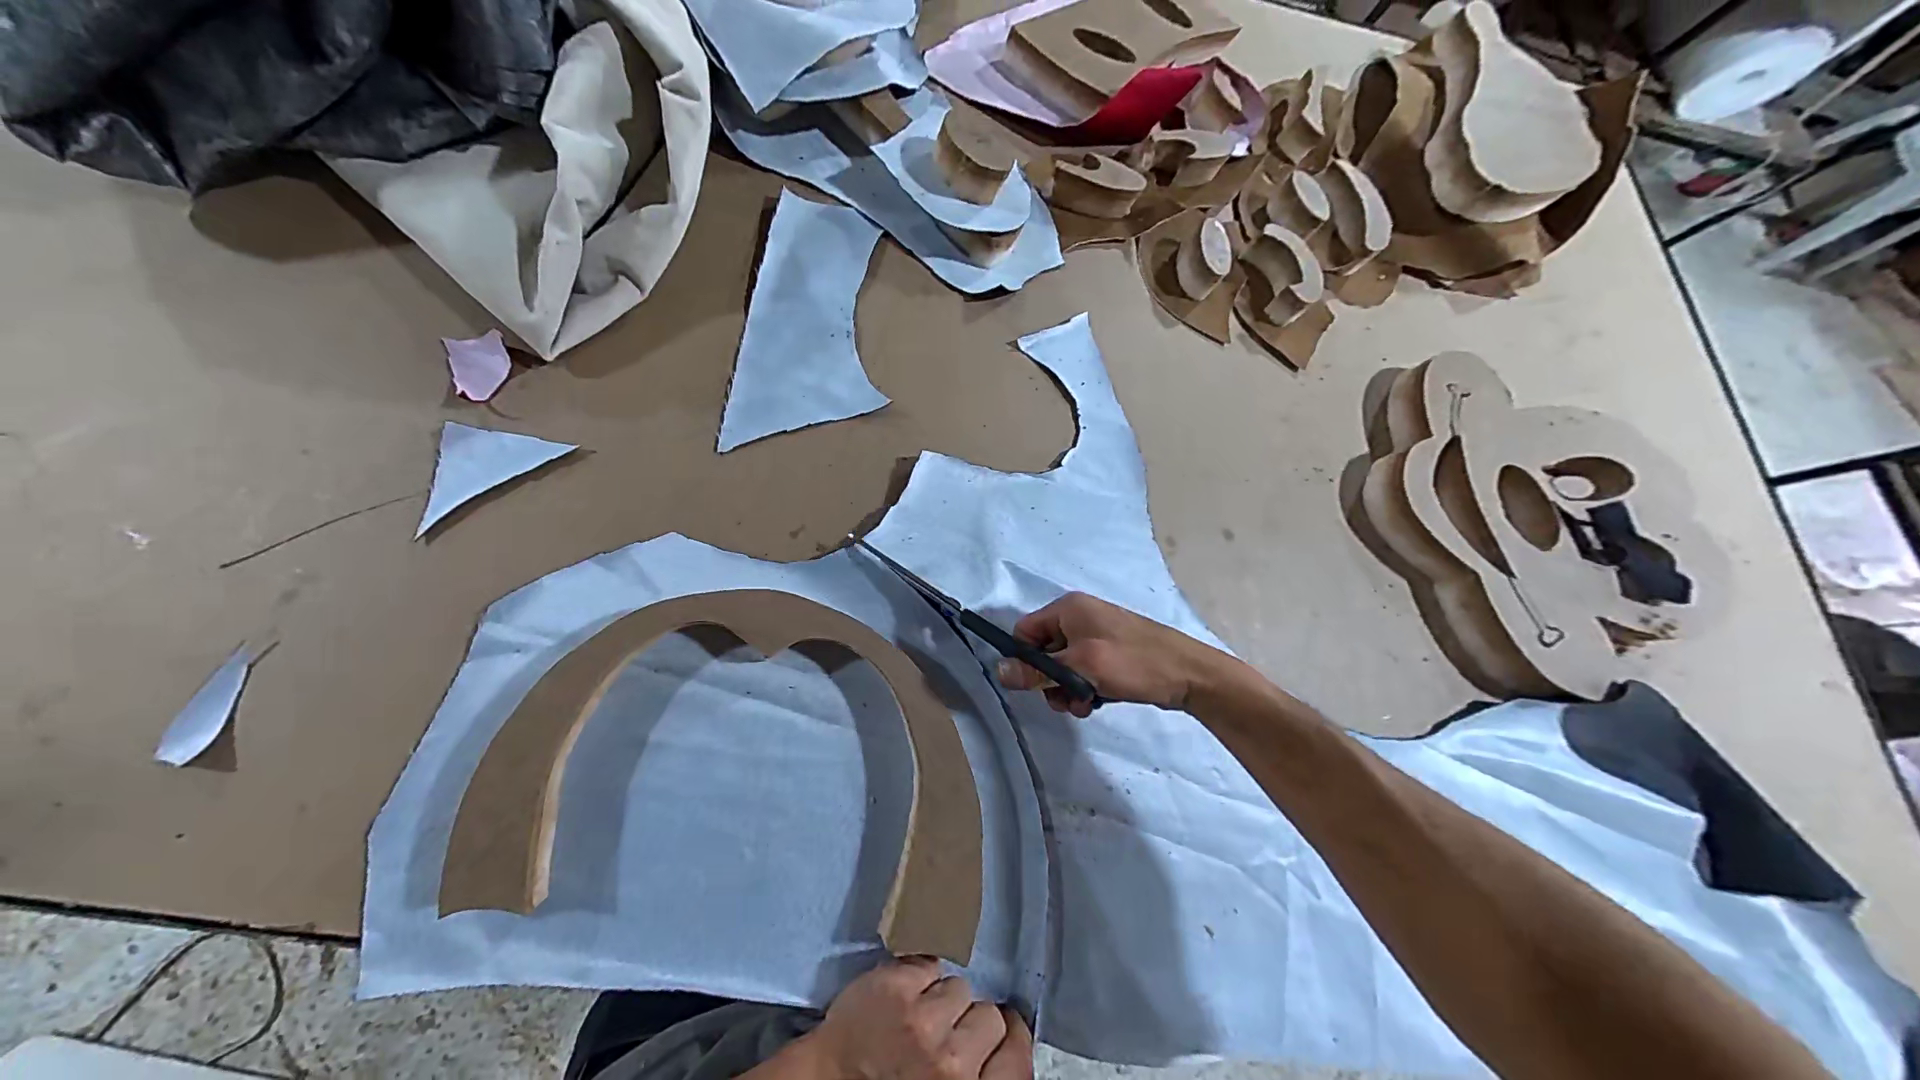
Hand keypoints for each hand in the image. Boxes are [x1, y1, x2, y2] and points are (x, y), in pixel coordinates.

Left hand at [792, 959, 1031, 1079]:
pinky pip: (930, 964)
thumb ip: (978, 1074)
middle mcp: (953, 1066)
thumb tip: (1006, 1038)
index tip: (1001, 1035)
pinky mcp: (898, 988)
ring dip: (943, 998)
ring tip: (918, 1016)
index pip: (1017, 1060)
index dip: (1011, 1040)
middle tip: (946, 1034)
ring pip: (962, 987)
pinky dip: (918, 975)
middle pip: (992, 1017)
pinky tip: (902, 995)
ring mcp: (924, 1024)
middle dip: (971, 1021)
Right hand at [996, 592, 1229, 716]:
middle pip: (1043, 650)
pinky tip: (1097, 702)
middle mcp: (1080, 616)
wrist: (1189, 675)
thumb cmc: (1133, 663)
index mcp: (1069, 609)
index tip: (1036, 685)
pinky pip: (1084, 670)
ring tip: (1084, 705)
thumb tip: (999, 671)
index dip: (1024, 660)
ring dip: (1067, 689)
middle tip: (1065, 700)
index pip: (1025, 632)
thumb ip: (1038, 671)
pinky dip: (1085, 687)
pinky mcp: (1111, 653)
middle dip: (1050, 679)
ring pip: (1063, 665)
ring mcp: (1097, 634)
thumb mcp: (1081, 668)